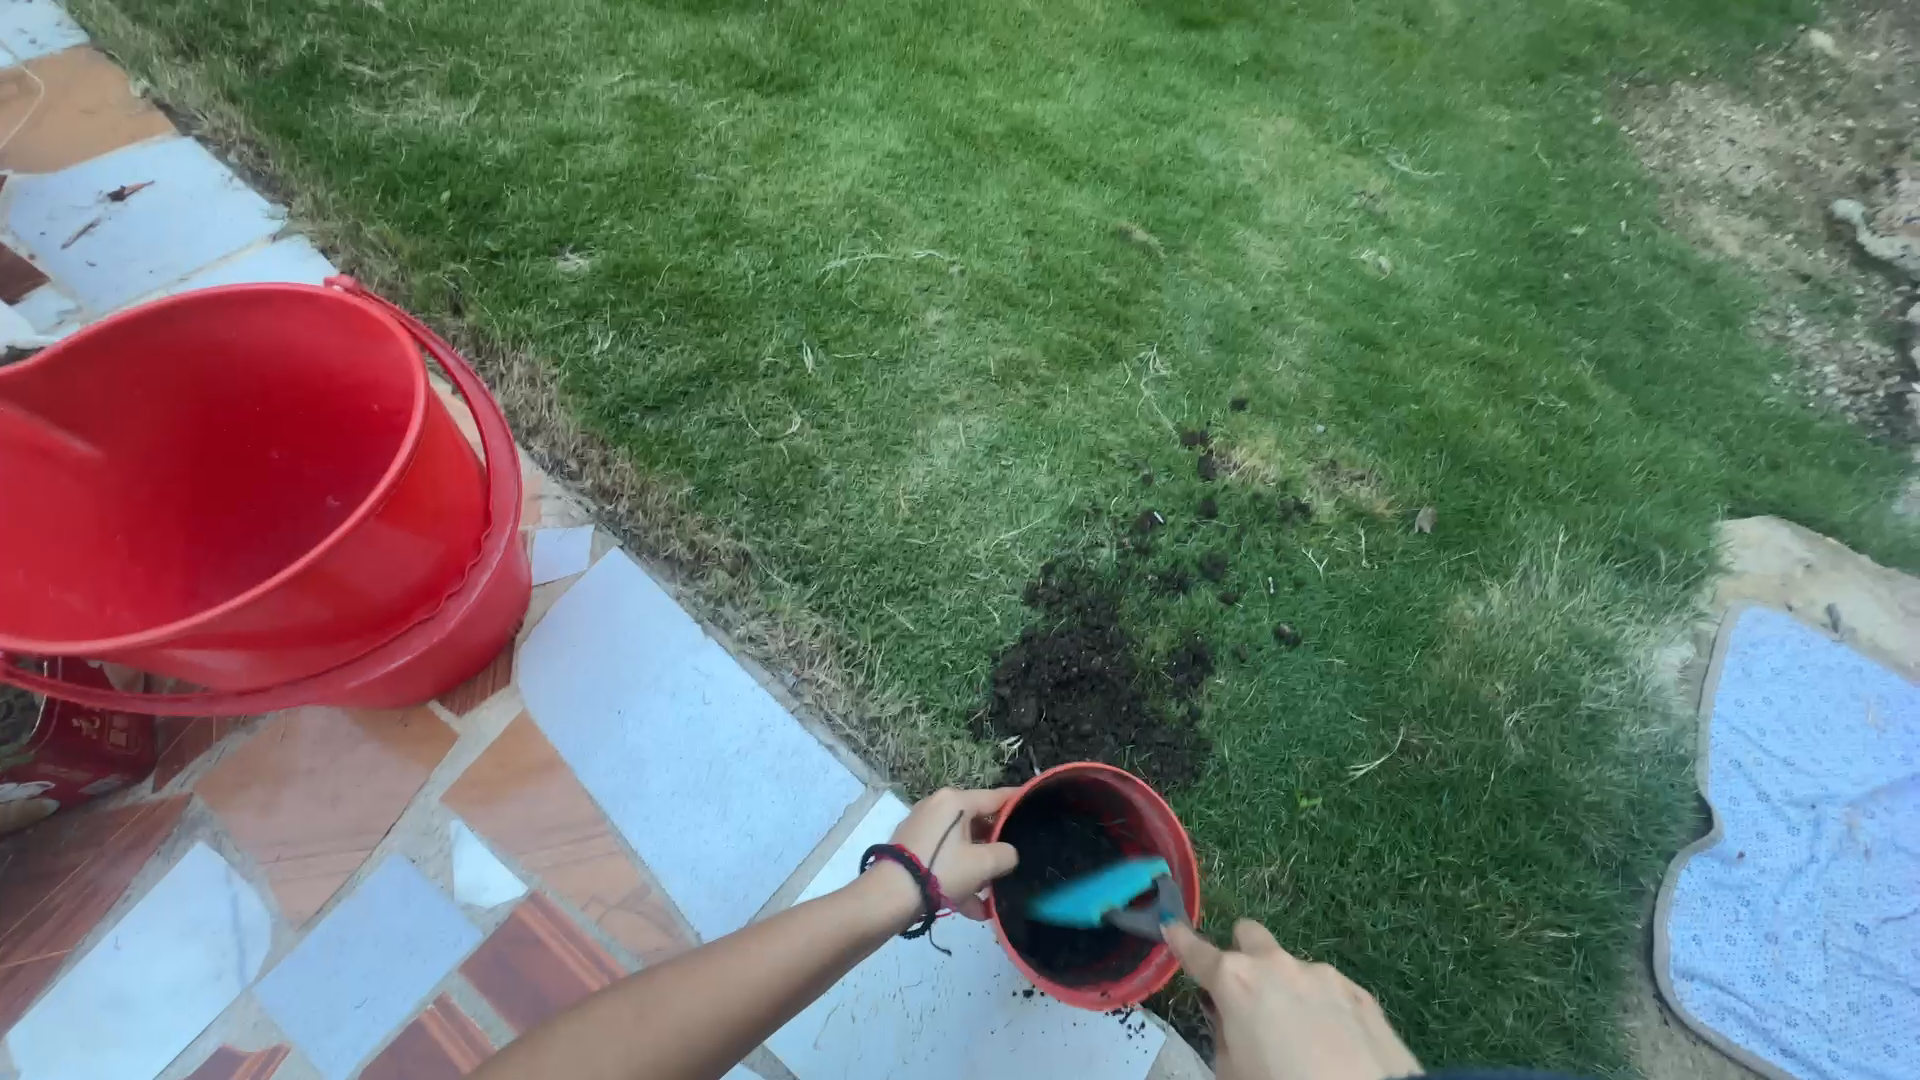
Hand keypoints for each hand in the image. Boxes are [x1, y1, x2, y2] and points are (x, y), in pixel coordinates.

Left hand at [888, 787, 1019, 919]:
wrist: (888, 897)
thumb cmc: (940, 871)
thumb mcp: (981, 865)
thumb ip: (1005, 855)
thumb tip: (1008, 854)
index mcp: (955, 801)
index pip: (995, 797)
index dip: (1017, 802)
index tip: (1035, 806)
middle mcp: (937, 807)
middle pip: (978, 824)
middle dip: (994, 851)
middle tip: (1011, 868)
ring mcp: (922, 827)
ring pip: (961, 846)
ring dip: (977, 873)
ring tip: (989, 902)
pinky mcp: (912, 847)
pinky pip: (944, 858)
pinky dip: (958, 878)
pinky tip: (970, 909)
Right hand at [1165, 920, 1420, 1079]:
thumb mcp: (1231, 1073)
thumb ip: (1223, 1037)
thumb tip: (1230, 1020)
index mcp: (1234, 980)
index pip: (1194, 950)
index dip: (1178, 938)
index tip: (1169, 925)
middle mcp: (1275, 964)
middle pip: (1249, 935)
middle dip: (1244, 955)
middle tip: (1250, 995)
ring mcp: (1322, 975)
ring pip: (1293, 968)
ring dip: (1289, 990)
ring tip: (1305, 1040)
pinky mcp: (1361, 994)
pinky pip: (1330, 992)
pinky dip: (1325, 1010)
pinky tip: (1338, 1049)